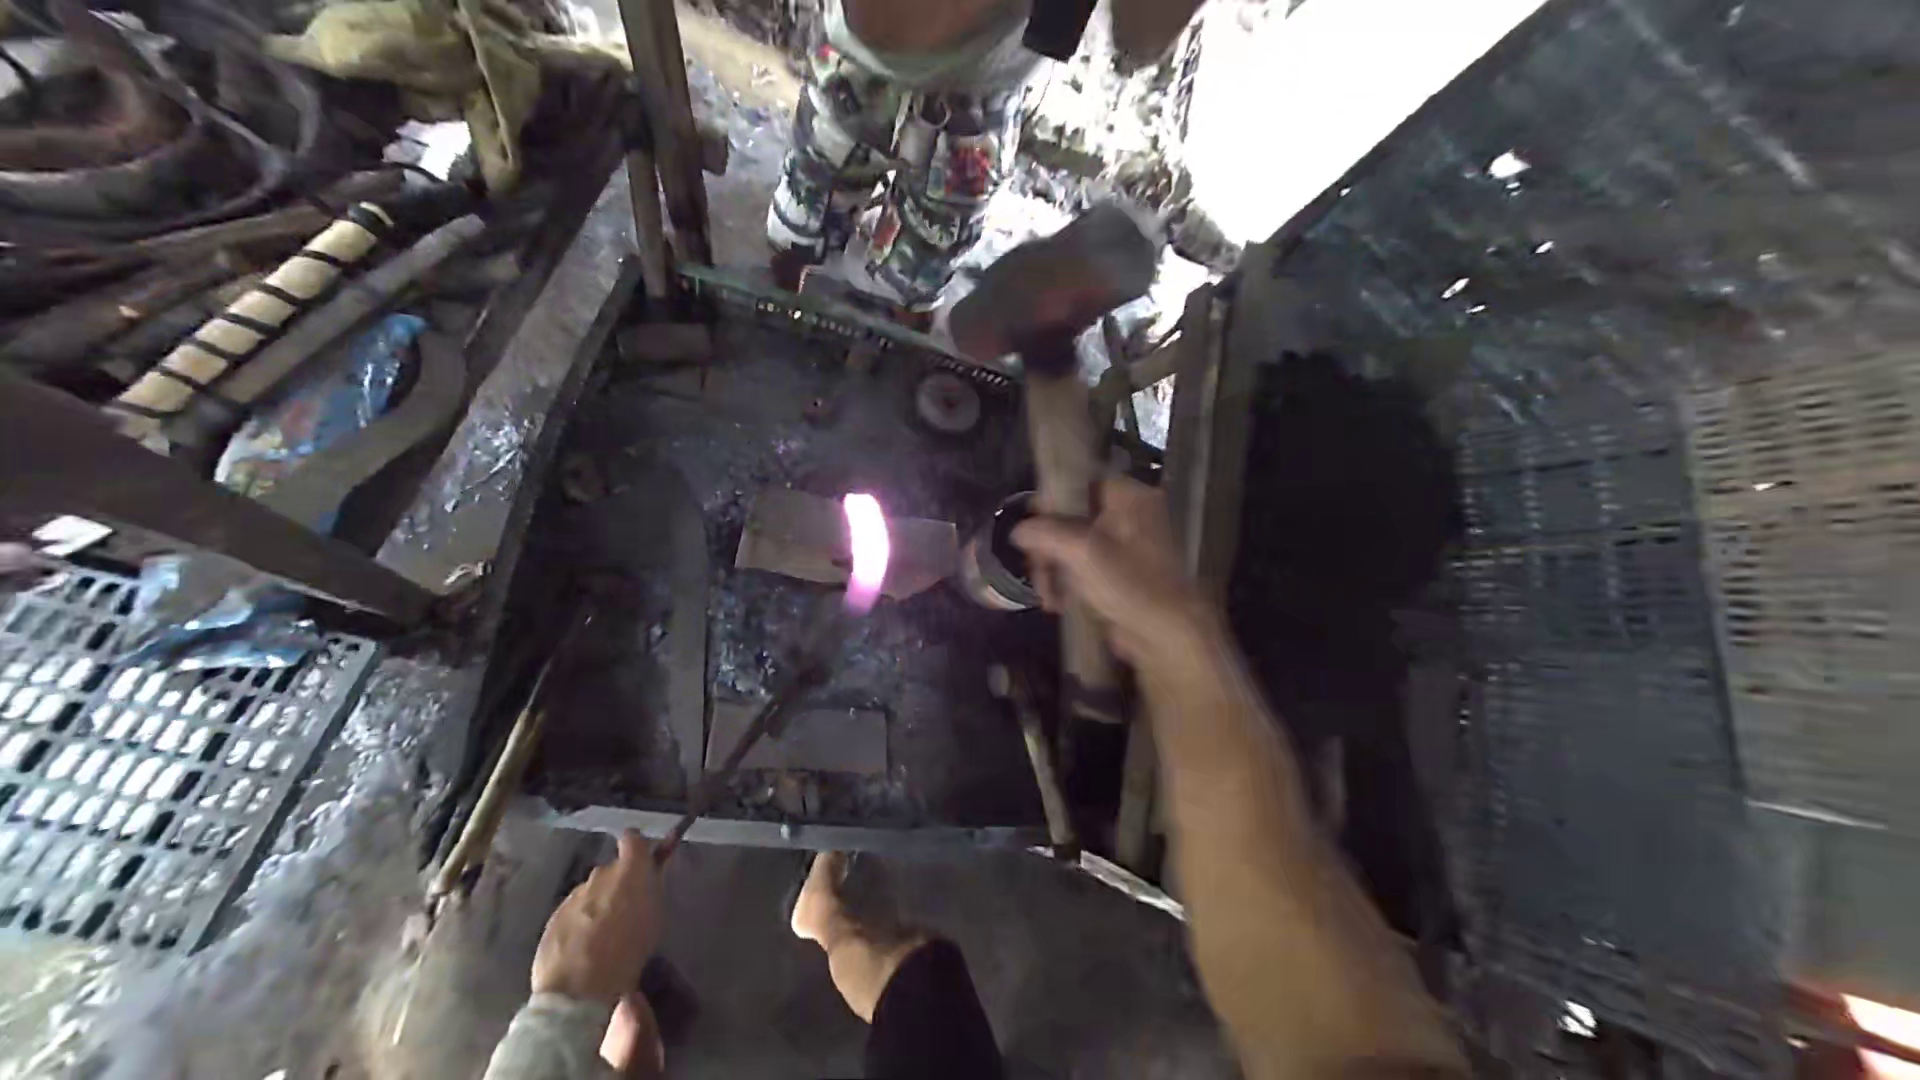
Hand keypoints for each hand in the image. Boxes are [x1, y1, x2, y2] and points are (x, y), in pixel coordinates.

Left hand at [530, 831, 662, 1003]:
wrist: (577, 991)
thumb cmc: (627, 953)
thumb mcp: (655, 919)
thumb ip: (653, 888)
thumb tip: (652, 872)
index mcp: (629, 871)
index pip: (633, 838)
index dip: (638, 846)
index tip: (643, 861)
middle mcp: (599, 875)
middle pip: (612, 869)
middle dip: (620, 883)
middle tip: (626, 910)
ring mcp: (573, 896)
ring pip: (592, 891)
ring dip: (599, 903)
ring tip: (602, 935)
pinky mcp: (553, 918)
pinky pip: (574, 911)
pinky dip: (581, 921)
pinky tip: (583, 948)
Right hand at [1011, 476, 1220, 678]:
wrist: (1169, 636)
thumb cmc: (1130, 585)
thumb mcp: (1082, 554)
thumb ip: (1045, 533)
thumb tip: (1018, 530)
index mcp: (1129, 497)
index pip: (1079, 482)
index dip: (1050, 503)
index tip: (1031, 528)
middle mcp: (1130, 513)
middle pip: (1072, 516)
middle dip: (1048, 547)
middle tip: (1036, 570)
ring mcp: (1126, 543)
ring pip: (1074, 544)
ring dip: (1054, 569)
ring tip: (1048, 596)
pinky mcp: (1121, 571)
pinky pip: (1084, 565)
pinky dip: (1068, 580)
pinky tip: (1059, 603)